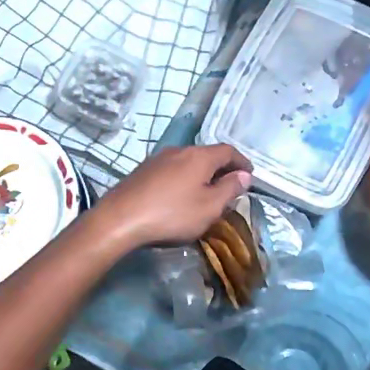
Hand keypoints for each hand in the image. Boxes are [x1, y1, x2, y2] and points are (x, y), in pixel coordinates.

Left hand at [88, 145, 251, 249]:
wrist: (120, 219)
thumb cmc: (171, 214)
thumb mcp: (209, 207)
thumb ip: (230, 189)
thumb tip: (244, 175)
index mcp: (199, 156)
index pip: (228, 150)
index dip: (242, 162)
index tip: (250, 175)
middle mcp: (178, 150)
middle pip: (206, 154)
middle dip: (221, 168)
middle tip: (230, 186)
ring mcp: (157, 159)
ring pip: (187, 162)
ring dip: (200, 174)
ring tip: (206, 192)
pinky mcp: (142, 171)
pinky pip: (171, 170)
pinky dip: (183, 179)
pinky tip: (180, 196)